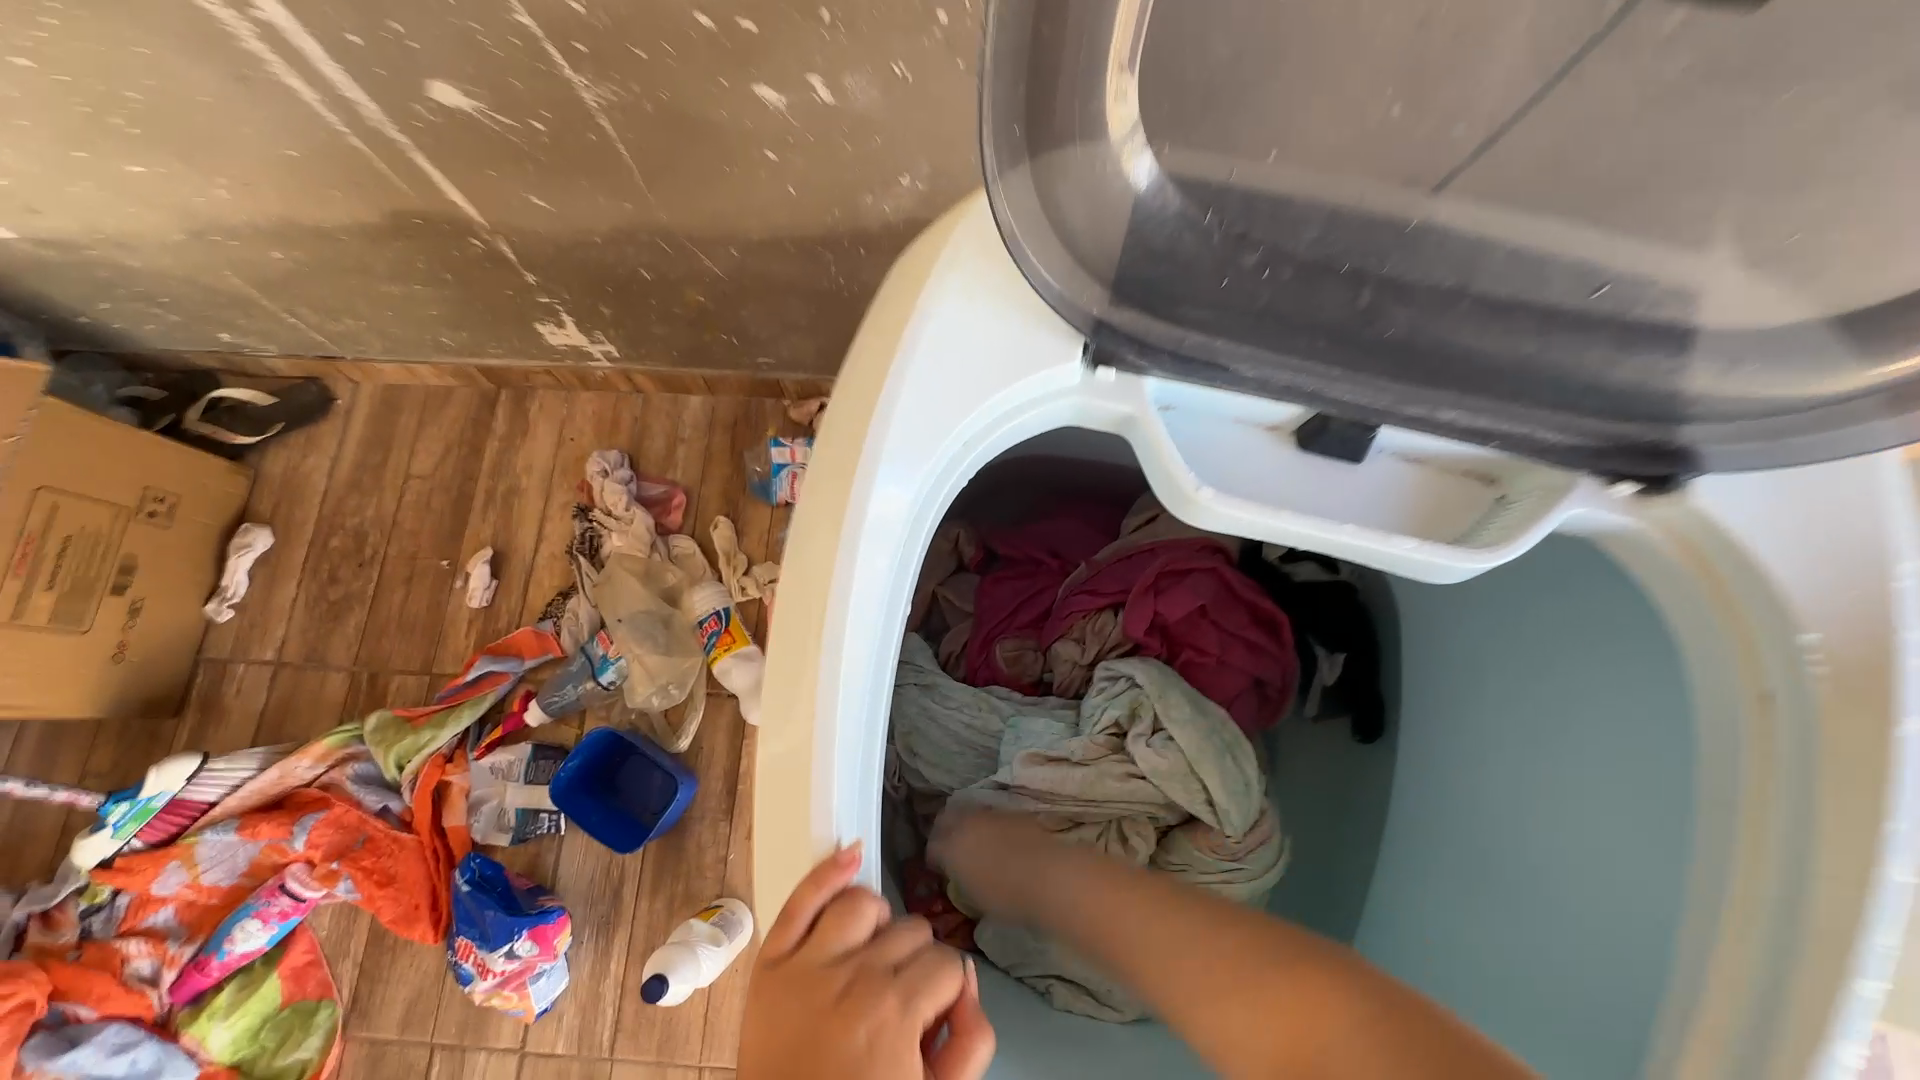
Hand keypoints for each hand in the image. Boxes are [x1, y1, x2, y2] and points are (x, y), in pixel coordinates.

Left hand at [738, 841, 995, 1079]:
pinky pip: (801, 900)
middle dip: (914, 960)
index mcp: (898, 1010)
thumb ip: (972, 1040)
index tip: (930, 1014)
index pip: (947, 962)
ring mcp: (809, 964)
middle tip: (901, 996)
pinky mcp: (771, 964)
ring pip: (865, 904)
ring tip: (874, 955)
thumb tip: (967, 982)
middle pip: (911, 930)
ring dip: (878, 924)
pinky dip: (827, 872)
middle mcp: (856, 976)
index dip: (944, 989)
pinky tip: (851, 856)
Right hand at [928, 808, 1070, 921]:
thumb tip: (961, 873)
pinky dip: (990, 826)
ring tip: (976, 844)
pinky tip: (1000, 842)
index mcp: (950, 847)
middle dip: (943, 831)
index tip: (939, 870)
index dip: (933, 859)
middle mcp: (966, 823)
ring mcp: (991, 814)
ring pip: (969, 813)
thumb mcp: (974, 896)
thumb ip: (961, 879)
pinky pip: (992, 816)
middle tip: (950, 848)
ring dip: (967, 825)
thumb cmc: (1007, 897)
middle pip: (945, 818)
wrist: (1049, 876)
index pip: (932, 847)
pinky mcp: (1013, 813)